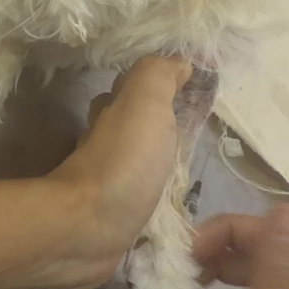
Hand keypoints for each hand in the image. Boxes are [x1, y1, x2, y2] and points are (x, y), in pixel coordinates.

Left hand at [40, 57, 192, 288]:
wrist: (88, 227)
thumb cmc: (121, 162)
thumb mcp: (144, 104)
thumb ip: (157, 77)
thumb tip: (179, 61)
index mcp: (112, 112)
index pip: (135, 89)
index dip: (163, 85)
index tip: (198, 91)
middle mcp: (104, 141)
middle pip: (135, 124)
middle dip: (163, 124)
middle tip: (201, 132)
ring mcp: (108, 180)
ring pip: (138, 161)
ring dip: (161, 161)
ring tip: (195, 169)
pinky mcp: (114, 214)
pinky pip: (142, 197)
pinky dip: (157, 195)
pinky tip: (175, 203)